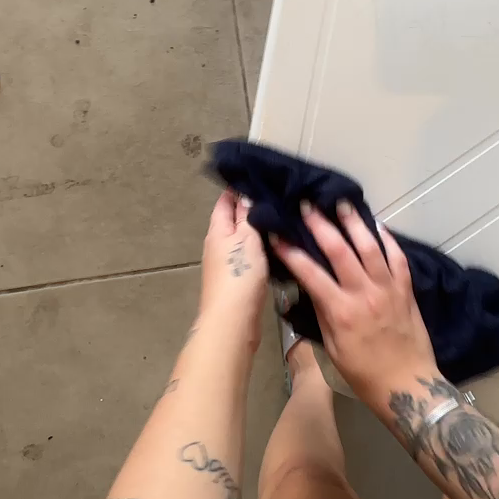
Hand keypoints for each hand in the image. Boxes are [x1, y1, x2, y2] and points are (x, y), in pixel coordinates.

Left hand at [198, 190, 268, 342]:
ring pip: (242, 239)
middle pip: (233, 219)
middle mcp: (217, 244)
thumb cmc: (239, 274)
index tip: (259, 177)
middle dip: (251, 208)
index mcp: (217, 230)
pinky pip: (247, 256)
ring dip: (257, 230)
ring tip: (281, 218)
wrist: (233, 321)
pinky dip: (259, 249)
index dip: (238, 187)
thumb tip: (246, 195)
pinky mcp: (236, 280)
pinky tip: (276, 247)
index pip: (225, 200)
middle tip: (276, 196)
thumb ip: (248, 216)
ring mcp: (225, 263)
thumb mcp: (246, 238)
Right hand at [278, 202, 438, 408]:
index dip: (291, 252)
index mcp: (341, 311)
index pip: (310, 273)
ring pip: (370, 246)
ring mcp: (388, 289)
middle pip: (340, 250)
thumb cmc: (364, 373)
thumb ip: (322, 312)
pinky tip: (377, 224)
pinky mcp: (406, 289)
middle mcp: (364, 294)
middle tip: (307, 206)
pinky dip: (387, 239)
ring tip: (341, 203)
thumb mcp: (333, 348)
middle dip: (320, 225)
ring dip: (354, 222)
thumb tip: (309, 285)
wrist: (409, 386)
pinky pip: (397, 257)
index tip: (278, 234)